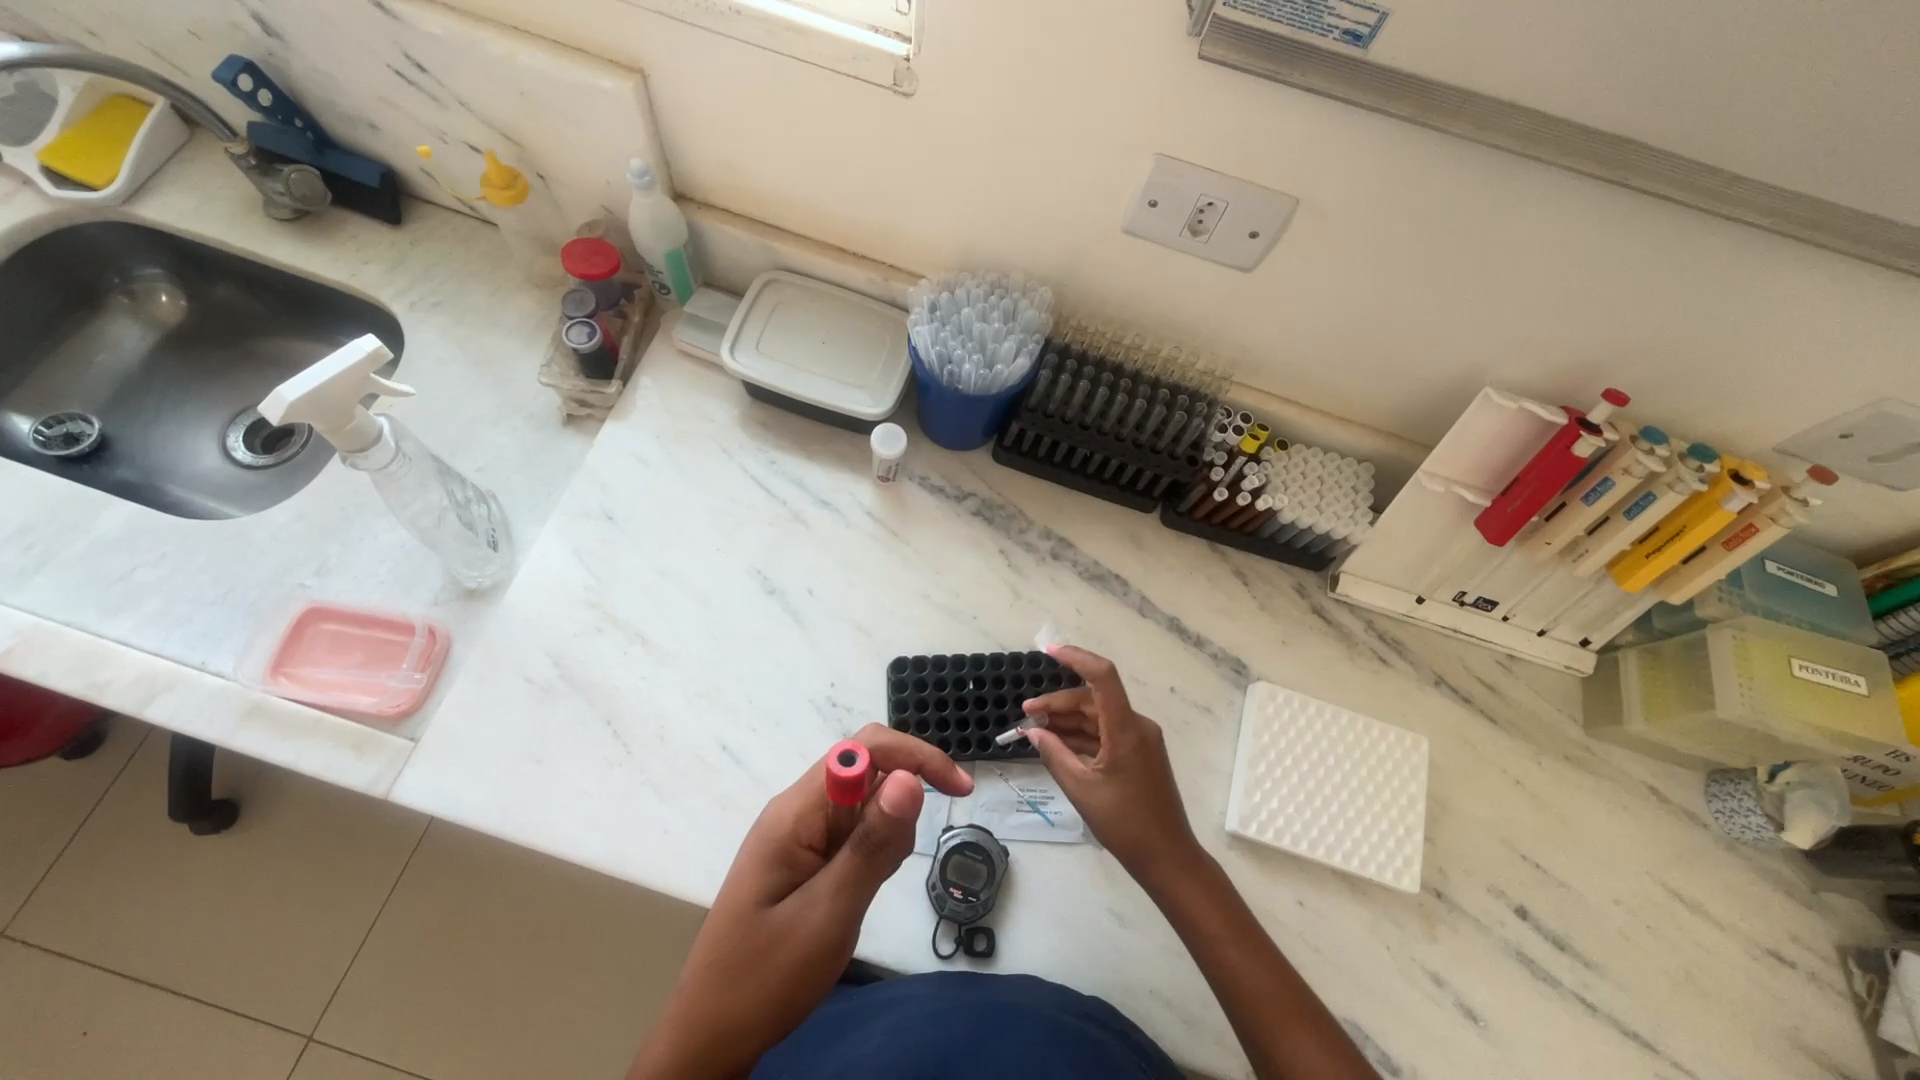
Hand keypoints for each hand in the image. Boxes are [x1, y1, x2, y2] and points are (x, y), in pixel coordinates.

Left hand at [628, 724, 973, 1079]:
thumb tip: (911, 777)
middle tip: (902, 862)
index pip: (864, 750)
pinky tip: (863, 891)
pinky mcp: (802, 860)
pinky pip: (850, 834)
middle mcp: (796, 812)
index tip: (959, 791)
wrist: (712, 1033)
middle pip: (865, 770)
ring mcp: (797, 836)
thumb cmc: (767, 976)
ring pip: (862, 803)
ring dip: (887, 830)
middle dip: (904, 796)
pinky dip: (873, 851)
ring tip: (870, 890)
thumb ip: (872, 844)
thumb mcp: (830, 912)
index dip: (915, 756)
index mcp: (796, 813)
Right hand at [1023, 646, 1201, 883]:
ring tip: (1034, 728)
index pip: (1102, 677)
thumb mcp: (1080, 789)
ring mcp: (1140, 740)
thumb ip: (1054, 754)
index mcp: (1126, 729)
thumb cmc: (1124, 823)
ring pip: (1098, 717)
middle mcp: (1137, 726)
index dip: (1076, 658)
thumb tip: (1032, 731)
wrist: (1167, 857)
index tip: (1048, 651)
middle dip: (1058, 703)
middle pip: (1093, 699)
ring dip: (1067, 720)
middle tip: (1025, 715)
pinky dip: (1081, 735)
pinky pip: (1106, 733)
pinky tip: (1056, 742)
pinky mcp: (1139, 754)